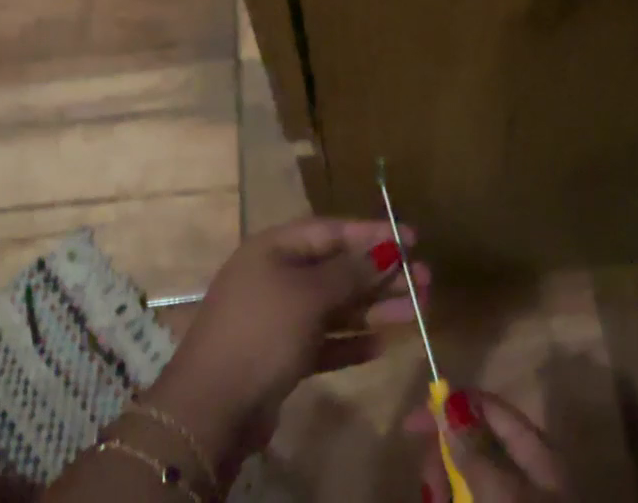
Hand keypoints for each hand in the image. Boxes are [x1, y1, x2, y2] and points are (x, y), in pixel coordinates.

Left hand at [146, 218, 429, 473]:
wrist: (212, 407)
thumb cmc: (263, 331)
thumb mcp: (309, 295)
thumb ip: (350, 272)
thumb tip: (386, 250)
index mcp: (273, 249)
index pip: (330, 231)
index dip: (372, 232)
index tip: (412, 238)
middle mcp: (275, 277)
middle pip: (336, 268)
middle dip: (381, 273)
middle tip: (425, 278)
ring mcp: (277, 318)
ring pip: (335, 306)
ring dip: (375, 307)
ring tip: (417, 310)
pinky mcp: (281, 356)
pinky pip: (325, 341)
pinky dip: (351, 342)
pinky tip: (382, 346)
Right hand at [404, 390, 567, 501]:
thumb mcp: (503, 494)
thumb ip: (474, 450)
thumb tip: (449, 404)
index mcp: (535, 449)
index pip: (488, 407)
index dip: (449, 406)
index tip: (411, 426)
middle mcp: (527, 469)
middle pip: (473, 444)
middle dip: (443, 462)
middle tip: (430, 493)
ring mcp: (516, 498)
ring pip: (468, 478)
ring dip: (447, 489)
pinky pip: (472, 498)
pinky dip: (458, 501)